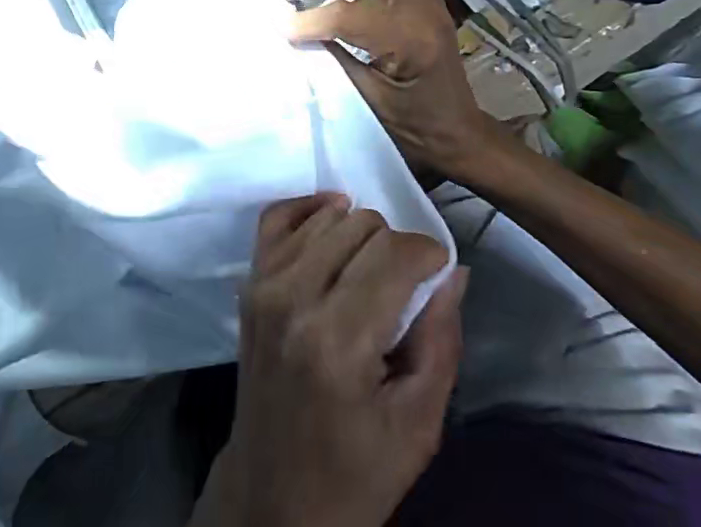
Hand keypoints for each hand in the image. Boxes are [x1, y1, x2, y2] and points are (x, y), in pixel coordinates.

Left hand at [191, 194, 466, 526]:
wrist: (275, 492)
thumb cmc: (356, 469)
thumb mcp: (419, 422)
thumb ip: (440, 337)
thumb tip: (452, 269)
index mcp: (338, 340)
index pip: (393, 253)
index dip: (428, 253)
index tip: (438, 274)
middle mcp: (293, 299)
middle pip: (360, 226)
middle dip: (395, 245)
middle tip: (404, 284)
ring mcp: (262, 286)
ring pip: (324, 217)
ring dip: (358, 231)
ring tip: (372, 269)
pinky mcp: (248, 284)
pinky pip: (276, 217)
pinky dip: (308, 209)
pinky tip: (333, 218)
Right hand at [285, 0, 514, 179]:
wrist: (458, 134)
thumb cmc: (414, 127)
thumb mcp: (368, 101)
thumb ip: (333, 60)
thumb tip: (298, 34)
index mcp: (411, 44)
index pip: (351, 16)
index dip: (312, 21)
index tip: (284, 30)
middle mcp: (428, 14)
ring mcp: (435, 4)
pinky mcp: (434, 2)